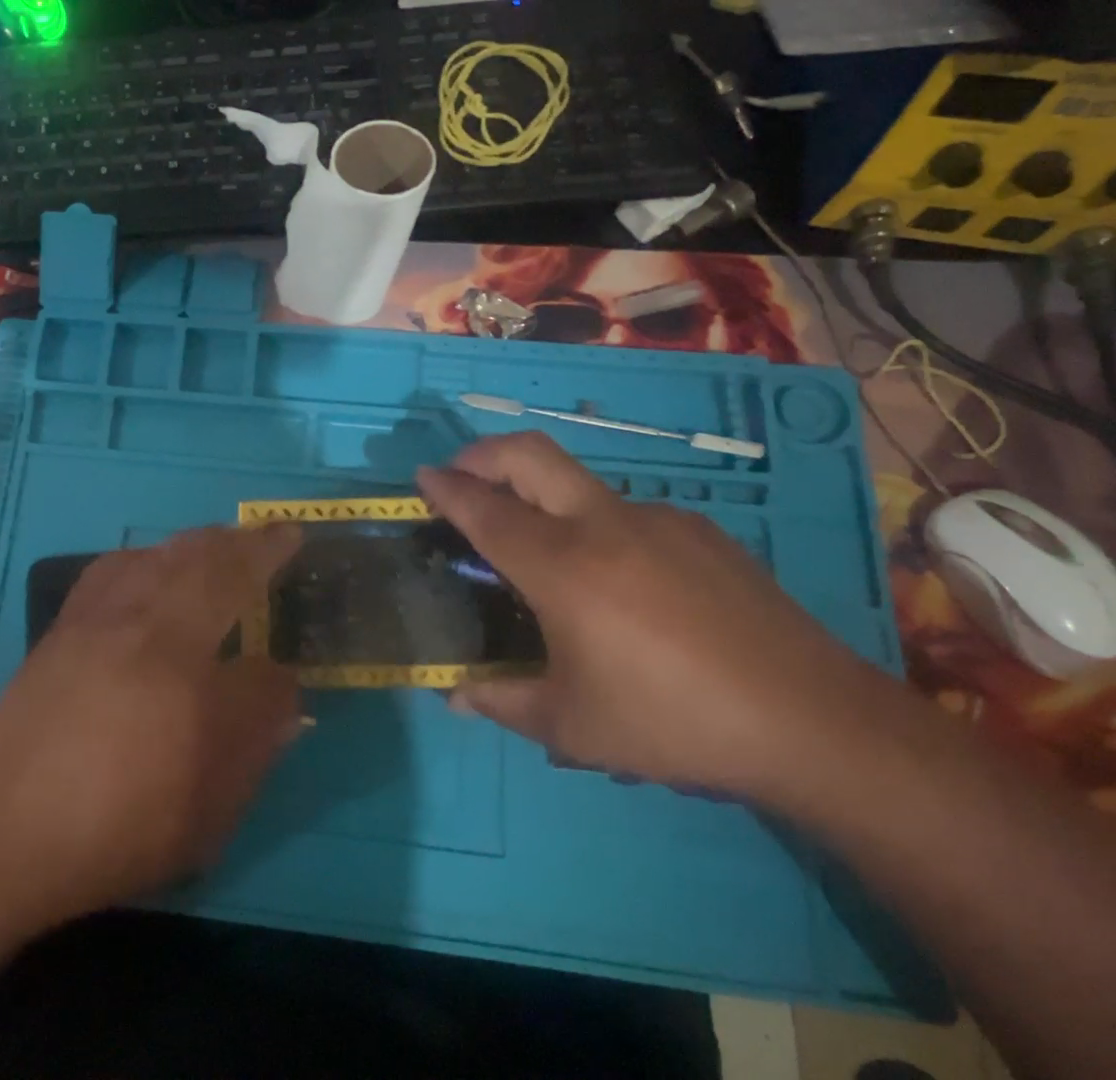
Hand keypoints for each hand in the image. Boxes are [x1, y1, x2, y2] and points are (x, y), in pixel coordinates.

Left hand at [0, 524, 303, 975]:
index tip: (296, 547)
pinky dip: (140, 559)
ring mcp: (89, 626)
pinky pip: (107, 573)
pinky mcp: (55, 636)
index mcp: (180, 664)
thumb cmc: (116, 832)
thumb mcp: (209, 807)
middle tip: (267, 537)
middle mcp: (136, 627)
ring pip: (149, 557)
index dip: (275, 581)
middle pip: (197, 563)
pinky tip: (143, 574)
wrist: (0, 837)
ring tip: (213, 546)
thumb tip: (280, 685)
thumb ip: (254, 736)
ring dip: (190, 544)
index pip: (244, 608)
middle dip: (239, 543)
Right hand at [416, 433, 885, 796]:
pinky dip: (594, 529)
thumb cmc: (671, 722)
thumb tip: (457, 696)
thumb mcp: (570, 726)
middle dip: (485, 454)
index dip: (447, 488)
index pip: (487, 510)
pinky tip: (614, 587)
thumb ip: (501, 701)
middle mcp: (608, 526)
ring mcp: (664, 522)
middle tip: (461, 477)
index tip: (422, 477)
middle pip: (533, 456)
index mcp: (563, 568)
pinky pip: (629, 516)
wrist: (812, 720)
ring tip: (539, 557)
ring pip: (582, 487)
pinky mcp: (705, 536)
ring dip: (542, 498)